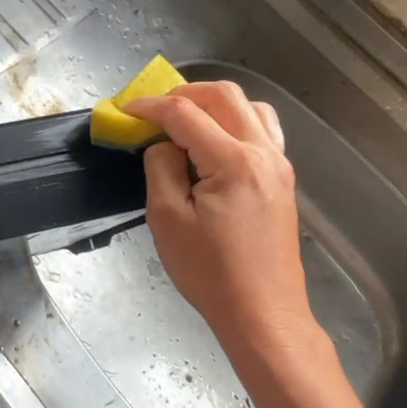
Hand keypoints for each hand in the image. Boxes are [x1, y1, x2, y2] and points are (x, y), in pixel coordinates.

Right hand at [123, 83, 317, 350]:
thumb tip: (164, 144)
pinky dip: (234, 122)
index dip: (149, 106)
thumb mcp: (167, 219)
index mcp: (233, 162)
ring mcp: (279, 165)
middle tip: (153, 112)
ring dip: (212, 104)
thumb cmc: (210, 272)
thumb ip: (161, 168)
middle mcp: (263, 153)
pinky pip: (262, 130)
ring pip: (249, 107)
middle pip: (223, 96)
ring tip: (183, 123)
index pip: (185, 113)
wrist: (262, 314)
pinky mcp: (282, 180)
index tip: (124, 112)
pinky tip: (212, 144)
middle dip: (183, 93)